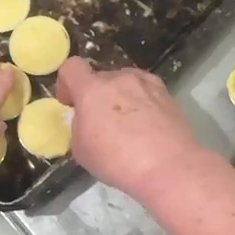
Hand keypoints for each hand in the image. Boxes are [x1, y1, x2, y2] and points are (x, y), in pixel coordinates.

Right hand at [54, 57, 208, 199]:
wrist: (168, 167)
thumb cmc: (117, 161)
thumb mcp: (81, 150)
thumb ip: (79, 126)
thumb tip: (87, 119)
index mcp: (92, 90)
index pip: (71, 67)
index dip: (66, 84)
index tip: (70, 104)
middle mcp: (119, 79)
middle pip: (100, 77)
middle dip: (95, 95)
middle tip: (100, 122)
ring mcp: (146, 84)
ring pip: (124, 82)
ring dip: (119, 96)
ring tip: (126, 123)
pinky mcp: (167, 94)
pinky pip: (145, 90)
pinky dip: (140, 101)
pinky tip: (146, 123)